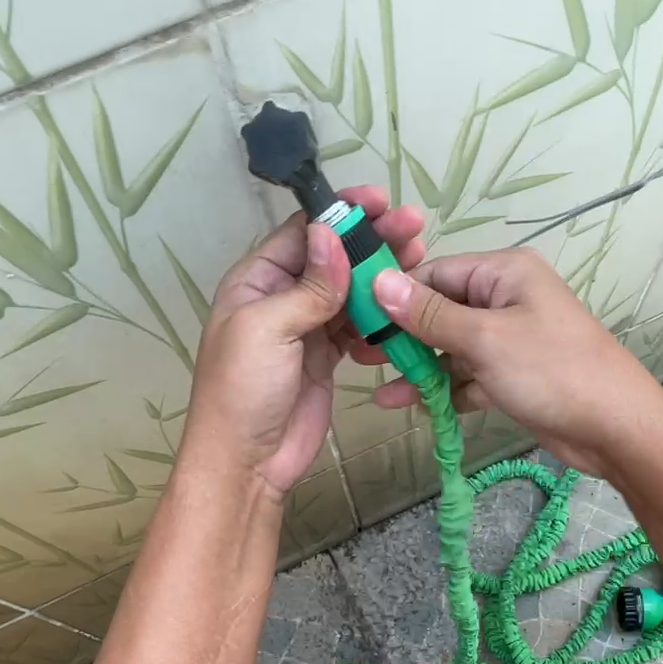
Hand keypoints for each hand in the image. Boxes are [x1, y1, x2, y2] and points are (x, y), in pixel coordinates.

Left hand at [183, 187, 424, 494]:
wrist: (248, 461)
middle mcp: (281, 298)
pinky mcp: (326, 358)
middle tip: (415, 229)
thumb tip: (331, 235)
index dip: (342, 215)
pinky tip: (401, 310)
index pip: (303, 233)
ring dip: (380, 277)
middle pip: (332, 259)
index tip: (381, 202)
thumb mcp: (268, 328)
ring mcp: (306, 329)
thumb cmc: (243, 390)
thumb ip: (307, 286)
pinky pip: (356, 328)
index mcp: (256, 280)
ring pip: (348, 292)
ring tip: (419, 261)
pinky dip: (378, 318)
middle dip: (372, 241)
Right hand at [361, 248, 662, 473]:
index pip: (435, 275)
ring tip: (382, 394)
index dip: (395, 298)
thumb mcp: (484, 339)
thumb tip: (379, 283)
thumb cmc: (553, 371)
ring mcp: (510, 339)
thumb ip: (430, 315)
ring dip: (420, 371)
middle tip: (360, 359)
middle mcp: (505, 299)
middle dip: (403, 338)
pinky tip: (416, 407)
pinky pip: (469, 377)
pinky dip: (446, 391)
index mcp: (503, 273)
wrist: (614, 427)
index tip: (356, 322)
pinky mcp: (513, 376)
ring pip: (451, 350)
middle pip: (440, 312)